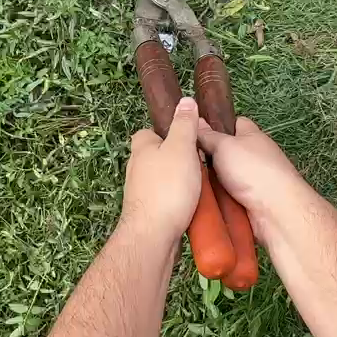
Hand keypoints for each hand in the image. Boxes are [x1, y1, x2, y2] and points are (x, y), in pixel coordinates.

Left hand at [120, 97, 204, 247]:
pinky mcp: (147, 213)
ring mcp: (140, 192)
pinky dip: (178, 201)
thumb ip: (184, 124)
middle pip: (158, 156)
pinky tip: (193, 206)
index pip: (150, 132)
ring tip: (201, 186)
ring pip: (163, 179)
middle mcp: (136, 168)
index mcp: (141, 148)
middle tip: (200, 163)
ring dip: (180, 182)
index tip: (188, 139)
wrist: (153, 236)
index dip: (168, 133)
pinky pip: (165, 200)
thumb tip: (186, 100)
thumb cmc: (168, 187)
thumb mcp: (181, 148)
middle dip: (177, 159)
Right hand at [195, 116, 318, 244]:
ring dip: (209, 180)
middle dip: (208, 157)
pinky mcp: (249, 201)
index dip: (216, 125)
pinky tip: (199, 199)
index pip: (234, 123)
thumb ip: (209, 135)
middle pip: (226, 152)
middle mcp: (253, 156)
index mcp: (252, 136)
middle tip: (187, 160)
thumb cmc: (253, 169)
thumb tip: (198, 123)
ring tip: (187, 180)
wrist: (275, 211)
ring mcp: (252, 180)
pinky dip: (216, 198)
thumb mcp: (225, 145)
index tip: (196, 131)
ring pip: (223, 176)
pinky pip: (227, 196)